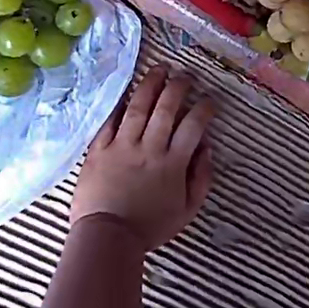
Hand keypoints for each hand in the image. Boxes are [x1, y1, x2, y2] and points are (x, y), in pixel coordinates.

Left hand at [70, 66, 214, 250]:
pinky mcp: (99, 149)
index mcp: (173, 162)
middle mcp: (149, 148)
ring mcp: (122, 146)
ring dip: (151, 84)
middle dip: (178, 86)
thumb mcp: (187, 210)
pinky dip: (119, 104)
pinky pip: (109, 120)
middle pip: (166, 108)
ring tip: (160, 69)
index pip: (193, 125)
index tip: (209, 100)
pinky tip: (127, 90)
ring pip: (138, 107)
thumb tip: (206, 148)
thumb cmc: (149, 227)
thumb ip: (201, 178)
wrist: (107, 239)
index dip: (204, 108)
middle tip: (186, 75)